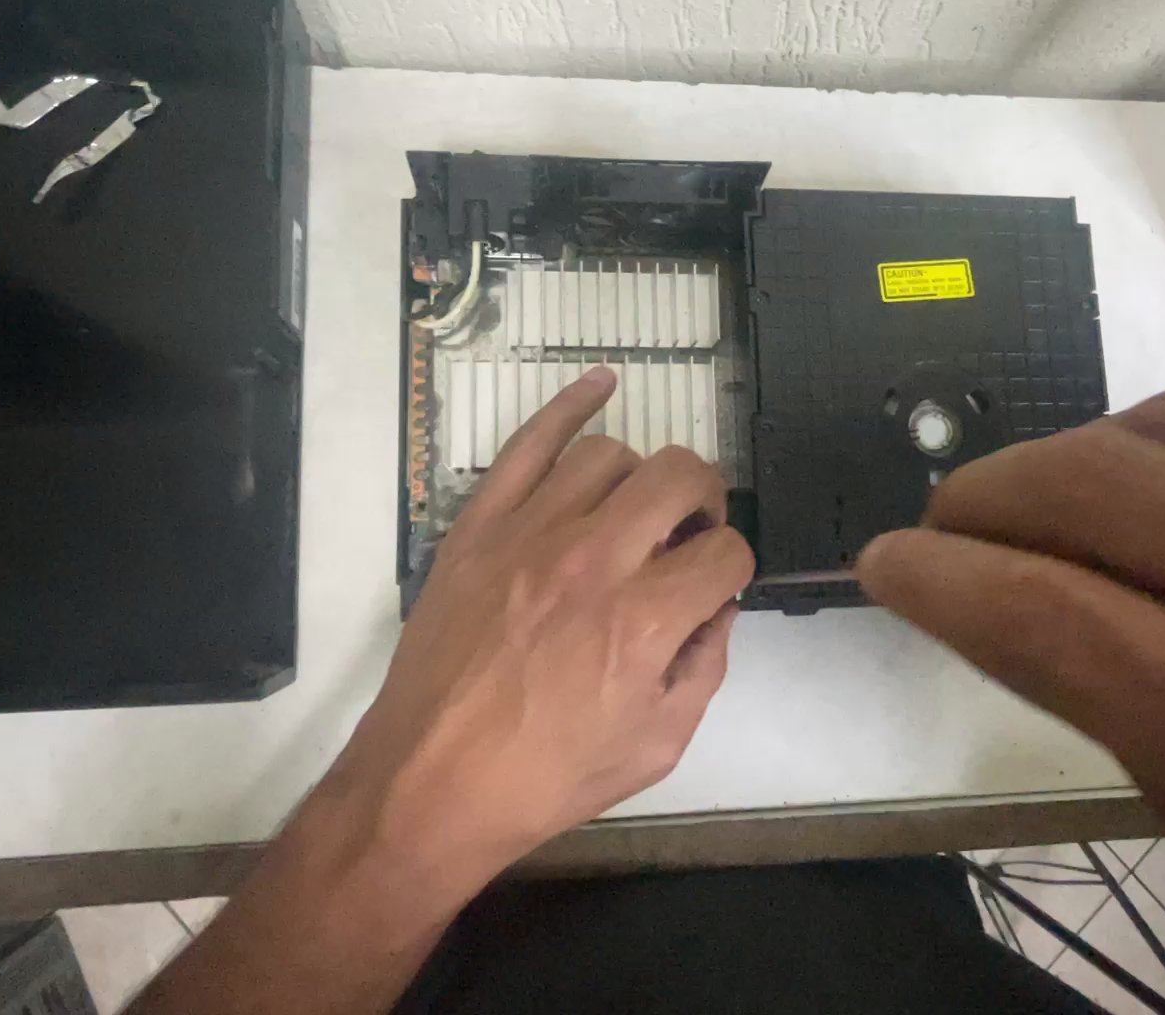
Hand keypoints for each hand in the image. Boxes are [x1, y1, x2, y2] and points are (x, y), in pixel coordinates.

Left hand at [330, 366, 753, 888]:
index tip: (714, 585)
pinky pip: (528, 441)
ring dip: (642, 477)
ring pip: (612, 456)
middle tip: (691, 530)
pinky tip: (601, 384)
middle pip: (680, 478)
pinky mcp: (480, 524)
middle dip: (707, 499)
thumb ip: (705, 666)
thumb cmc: (547, 776)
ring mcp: (530, 532)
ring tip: (633, 510)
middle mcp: (594, 561)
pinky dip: (571, 404)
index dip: (733, 567)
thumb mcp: (657, 744)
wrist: (431, 780)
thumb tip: (716, 604)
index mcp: (645, 622)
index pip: (725, 553)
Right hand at [857, 387, 1164, 1014]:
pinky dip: (1162, 456)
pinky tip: (1152, 498)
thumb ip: (1145, 738)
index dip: (941, 577)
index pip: (1058, 620)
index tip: (886, 562)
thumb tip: (1029, 609)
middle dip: (984, 493)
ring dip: (1063, 459)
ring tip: (1035, 503)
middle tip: (945, 521)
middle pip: (1104, 488)